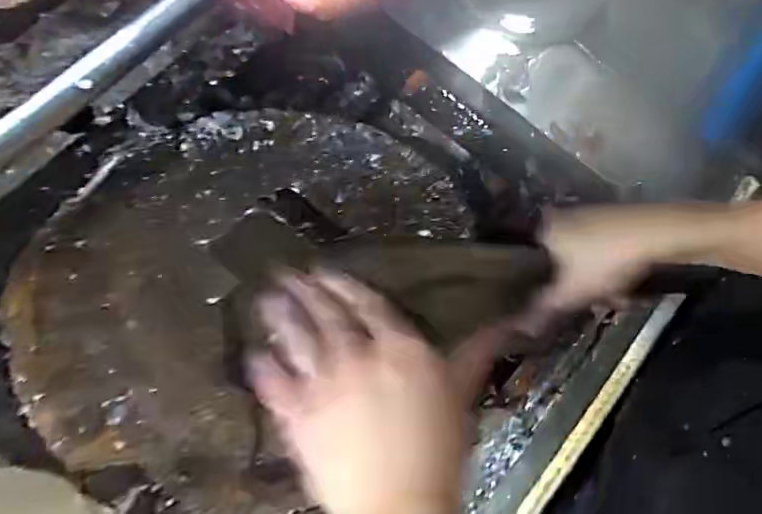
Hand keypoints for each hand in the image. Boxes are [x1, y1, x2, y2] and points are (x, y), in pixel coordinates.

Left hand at [249, 270, 504, 513]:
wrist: (396, 504)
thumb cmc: (438, 448)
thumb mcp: (462, 390)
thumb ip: (477, 351)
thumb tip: (507, 323)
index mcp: (400, 347)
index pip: (369, 305)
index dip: (346, 285)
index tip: (327, 270)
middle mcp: (360, 358)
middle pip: (331, 317)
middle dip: (309, 294)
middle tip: (290, 275)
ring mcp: (327, 389)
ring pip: (301, 344)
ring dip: (283, 320)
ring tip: (268, 300)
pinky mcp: (302, 423)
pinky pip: (278, 390)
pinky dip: (265, 372)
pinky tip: (255, 357)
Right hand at [520, 206, 671, 332]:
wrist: (655, 232)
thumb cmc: (605, 259)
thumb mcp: (571, 292)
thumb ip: (543, 309)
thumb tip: (520, 327)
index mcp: (548, 228)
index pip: (529, 258)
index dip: (540, 284)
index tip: (552, 301)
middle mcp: (566, 216)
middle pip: (562, 262)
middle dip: (579, 288)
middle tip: (593, 304)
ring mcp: (592, 215)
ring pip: (587, 260)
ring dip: (600, 283)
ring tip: (617, 299)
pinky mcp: (615, 220)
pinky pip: (605, 250)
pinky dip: (613, 269)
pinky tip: (628, 285)